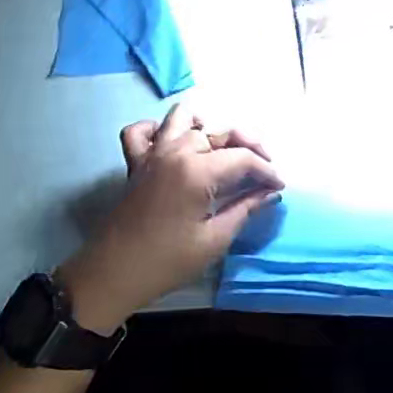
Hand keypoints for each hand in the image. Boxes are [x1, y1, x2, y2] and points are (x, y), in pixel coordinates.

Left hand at [57, 104, 282, 333]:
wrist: (114, 274)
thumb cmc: (168, 262)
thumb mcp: (215, 239)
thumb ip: (244, 209)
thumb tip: (269, 193)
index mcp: (197, 171)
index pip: (242, 158)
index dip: (266, 171)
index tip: (279, 187)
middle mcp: (174, 152)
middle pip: (218, 133)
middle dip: (247, 147)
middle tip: (262, 172)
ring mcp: (151, 155)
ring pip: (182, 119)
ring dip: (206, 128)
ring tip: (221, 150)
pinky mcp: (135, 165)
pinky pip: (141, 132)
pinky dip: (158, 130)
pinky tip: (173, 145)